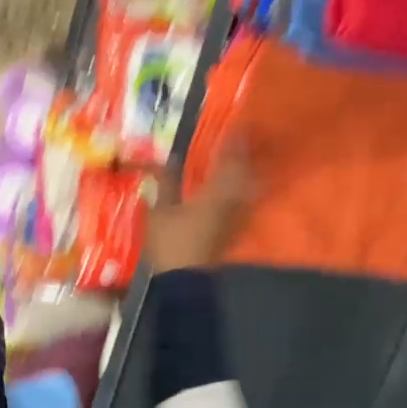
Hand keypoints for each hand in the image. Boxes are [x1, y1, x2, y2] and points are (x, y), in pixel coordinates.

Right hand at [147, 142, 255, 272]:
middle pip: (245, 174)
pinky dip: (241, 190)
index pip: (228, 162)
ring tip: (240, 158)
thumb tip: (168, 159)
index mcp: (214, 194)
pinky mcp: (232, 230)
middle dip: (245, 155)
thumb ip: (165, 182)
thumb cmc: (171, 243)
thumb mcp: (159, 210)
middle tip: (242, 139)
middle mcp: (230, 203)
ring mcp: (234, 218)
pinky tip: (234, 188)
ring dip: (246, 171)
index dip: (234, 143)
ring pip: (246, 189)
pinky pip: (242, 202)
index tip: (237, 126)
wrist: (185, 281)